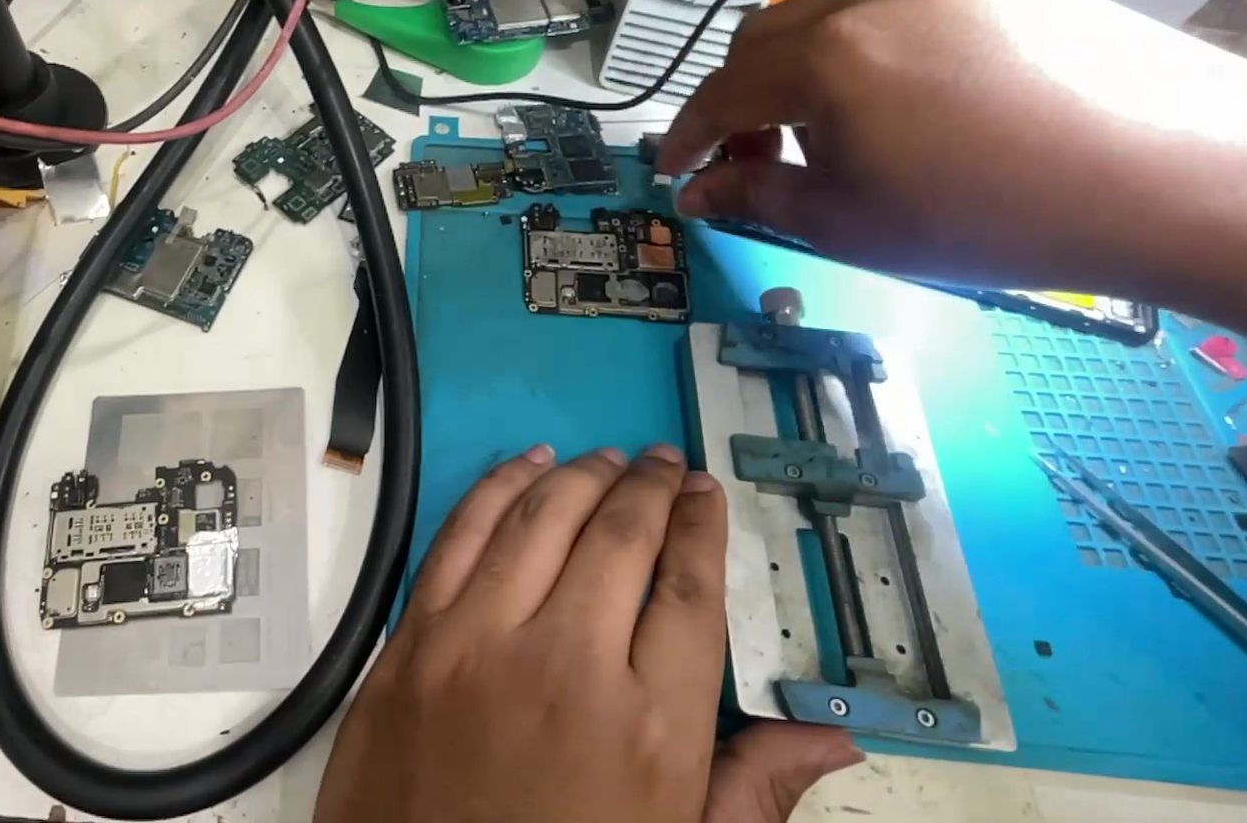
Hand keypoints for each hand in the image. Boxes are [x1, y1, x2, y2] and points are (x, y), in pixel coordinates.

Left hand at [314, 444, 861, 822]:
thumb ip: (749, 792)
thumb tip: (832, 738)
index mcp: (648, 726)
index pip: (688, 590)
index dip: (701, 528)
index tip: (704, 492)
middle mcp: (566, 660)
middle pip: (619, 537)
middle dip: (649, 488)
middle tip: (663, 461)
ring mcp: (478, 637)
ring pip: (540, 518)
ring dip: (580, 475)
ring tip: (608, 457)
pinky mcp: (414, 632)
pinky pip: (459, 533)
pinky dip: (496, 486)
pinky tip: (526, 463)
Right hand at [656, 0, 1246, 296]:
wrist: (1176, 181)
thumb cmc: (984, 217)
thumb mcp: (844, 222)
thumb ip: (752, 196)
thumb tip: (695, 192)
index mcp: (824, 59)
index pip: (719, 92)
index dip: (684, 135)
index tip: (670, 169)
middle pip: (760, 40)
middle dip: (736, 102)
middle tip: (751, 160)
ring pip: (824, 17)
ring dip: (795, 73)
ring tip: (829, 132)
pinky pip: (894, 11)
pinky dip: (861, 54)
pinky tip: (900, 103)